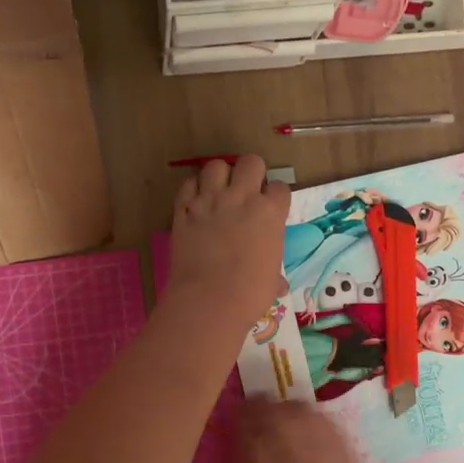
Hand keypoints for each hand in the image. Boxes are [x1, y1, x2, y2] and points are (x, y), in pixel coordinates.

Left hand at [167, 156, 288, 328]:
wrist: (209, 299)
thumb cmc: (249, 294)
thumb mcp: (271, 281)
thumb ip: (274, 273)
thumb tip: (279, 285)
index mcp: (270, 213)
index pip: (279, 188)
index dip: (274, 198)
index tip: (269, 209)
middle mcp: (242, 198)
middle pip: (251, 162)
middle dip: (251, 173)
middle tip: (245, 193)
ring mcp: (210, 200)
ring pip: (216, 165)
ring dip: (219, 176)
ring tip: (218, 192)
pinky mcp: (184, 209)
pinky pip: (188, 184)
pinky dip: (192, 189)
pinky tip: (195, 202)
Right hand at [236, 398, 390, 462]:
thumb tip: (236, 456)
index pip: (251, 434)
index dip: (241, 419)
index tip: (235, 414)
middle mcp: (299, 457)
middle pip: (275, 415)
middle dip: (260, 406)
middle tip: (252, 405)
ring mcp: (325, 450)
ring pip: (300, 411)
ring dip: (284, 405)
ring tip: (277, 409)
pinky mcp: (345, 449)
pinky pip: (324, 419)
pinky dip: (309, 412)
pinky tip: (303, 416)